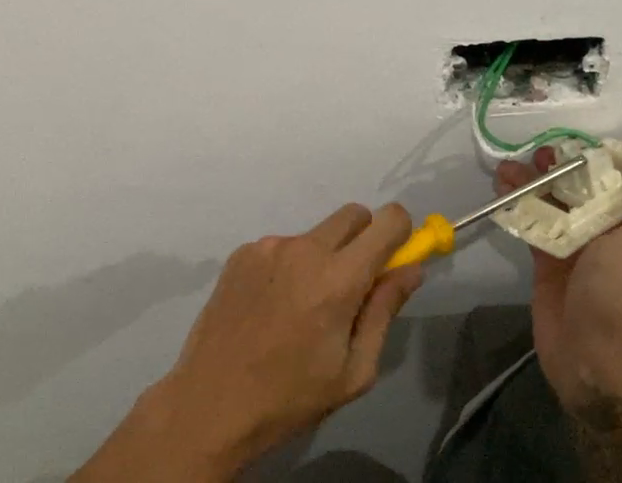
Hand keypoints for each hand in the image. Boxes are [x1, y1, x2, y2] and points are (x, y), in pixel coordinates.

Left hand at [73, 203, 423, 481]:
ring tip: (302, 306)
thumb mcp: (354, 370)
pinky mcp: (241, 253)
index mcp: (338, 278)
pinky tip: (272, 306)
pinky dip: (289, 265)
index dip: (401, 234)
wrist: (210, 405)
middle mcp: (304, 249)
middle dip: (364, 239)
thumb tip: (411, 268)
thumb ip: (385, 311)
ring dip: (323, 256)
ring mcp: (268, 247)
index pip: (388, 220)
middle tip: (353, 285)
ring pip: (316, 234)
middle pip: (353, 215)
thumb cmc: (291, 396)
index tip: (395, 259)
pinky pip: (282, 246)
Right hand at [494, 131, 621, 411]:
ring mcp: (574, 248)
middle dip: (569, 165)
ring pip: (555, 203)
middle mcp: (605, 234)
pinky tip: (502, 188)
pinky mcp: (546, 262)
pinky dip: (518, 206)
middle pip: (587, 190)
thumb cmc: (619, 296)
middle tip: (546, 151)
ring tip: (512, 166)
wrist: (591, 358)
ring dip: (535, 181)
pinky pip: (532, 225)